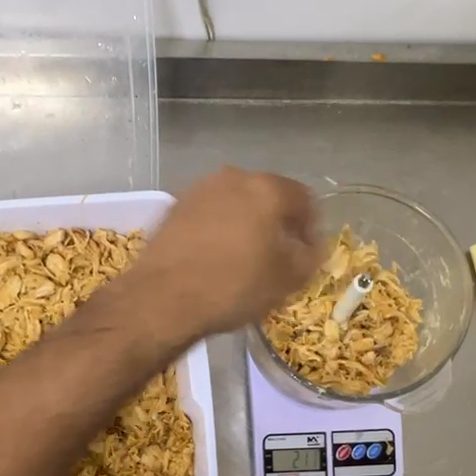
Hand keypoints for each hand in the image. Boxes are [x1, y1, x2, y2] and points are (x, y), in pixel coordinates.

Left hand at [117, 167, 322, 343]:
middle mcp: (234, 178)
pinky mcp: (173, 208)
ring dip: (245, 227)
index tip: (307, 254)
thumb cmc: (233, 287)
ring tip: (243, 260)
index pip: (305, 200)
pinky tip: (214, 260)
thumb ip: (310, 256)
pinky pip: (208, 216)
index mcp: (268, 188)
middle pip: (267, 198)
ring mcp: (199, 190)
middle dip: (276, 225)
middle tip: (277, 257)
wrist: (163, 298)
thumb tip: (312, 246)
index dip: (312, 229)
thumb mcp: (287, 279)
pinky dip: (217, 232)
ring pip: (235, 205)